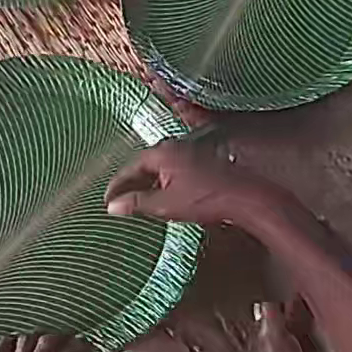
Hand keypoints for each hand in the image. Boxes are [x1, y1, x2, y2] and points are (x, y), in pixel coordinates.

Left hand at [0, 335, 94, 351]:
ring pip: (25, 340)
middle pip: (48, 341)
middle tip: (71, 343)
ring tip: (48, 345)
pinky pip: (0, 350)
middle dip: (64, 338)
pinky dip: (10, 342)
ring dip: (40, 338)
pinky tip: (21, 345)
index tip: (88, 348)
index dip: (83, 347)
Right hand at [105, 140, 286, 226]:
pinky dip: (167, 179)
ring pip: (162, 164)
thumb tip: (112, 206)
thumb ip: (137, 203)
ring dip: (150, 179)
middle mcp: (176, 145)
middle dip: (132, 180)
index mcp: (162, 153)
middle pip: (145, 163)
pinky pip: (177, 167)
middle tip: (120, 198)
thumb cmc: (206, 199)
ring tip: (141, 197)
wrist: (244, 198)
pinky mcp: (205, 159)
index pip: (130, 168)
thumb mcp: (165, 205)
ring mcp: (192, 150)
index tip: (107, 200)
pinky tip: (168, 192)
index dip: (117, 185)